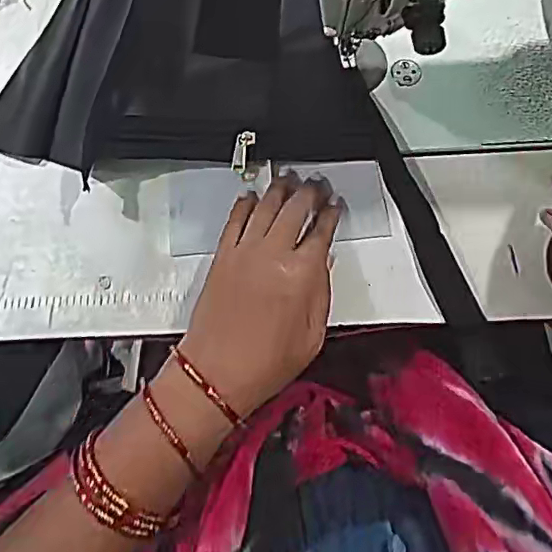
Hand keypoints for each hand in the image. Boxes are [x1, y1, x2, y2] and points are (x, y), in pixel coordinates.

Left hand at [178, 173, 342, 417]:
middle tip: (316, 184)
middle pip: (295, 209)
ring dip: (280, 189)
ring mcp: (245, 251)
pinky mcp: (223, 255)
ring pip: (265, 206)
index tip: (335, 206)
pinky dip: (245, 204)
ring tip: (288, 179)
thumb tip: (323, 265)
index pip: (321, 231)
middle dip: (309, 193)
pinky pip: (235, 220)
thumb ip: (321, 293)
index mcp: (301, 275)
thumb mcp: (312, 335)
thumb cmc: (265, 362)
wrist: (217, 372)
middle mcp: (273, 255)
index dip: (331, 214)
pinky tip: (252, 196)